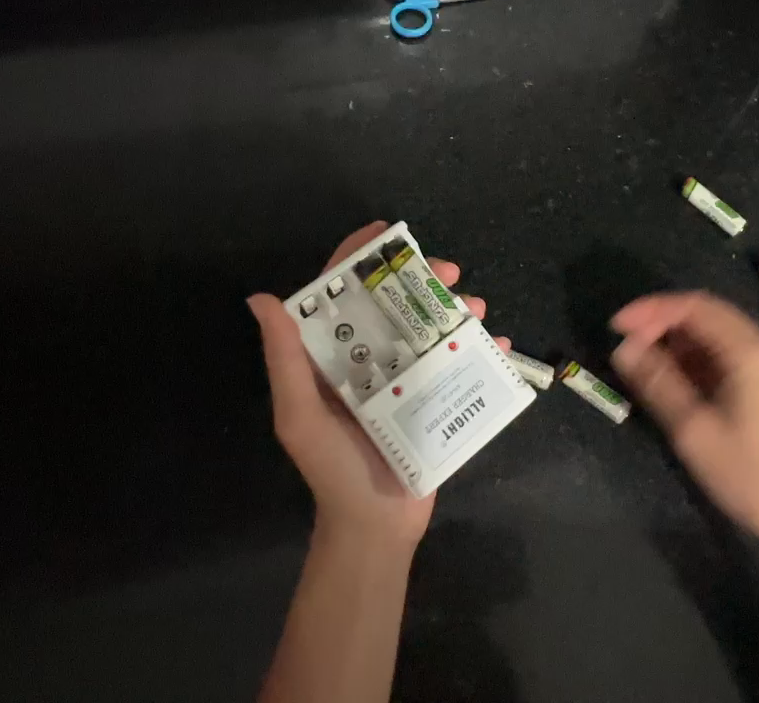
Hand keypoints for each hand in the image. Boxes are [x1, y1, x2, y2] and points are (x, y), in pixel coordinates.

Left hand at [249, 222, 503, 551]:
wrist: (375, 526)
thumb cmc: (332, 468)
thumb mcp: (299, 413)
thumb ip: (284, 357)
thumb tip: (260, 297)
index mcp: (332, 356)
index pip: (341, 294)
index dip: (359, 258)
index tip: (387, 232)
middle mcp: (369, 358)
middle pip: (395, 303)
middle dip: (422, 279)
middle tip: (450, 272)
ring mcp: (406, 377)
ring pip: (432, 328)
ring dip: (457, 309)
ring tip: (478, 306)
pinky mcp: (436, 398)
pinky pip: (460, 365)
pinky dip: (481, 348)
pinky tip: (499, 341)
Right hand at [610, 292, 758, 594]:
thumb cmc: (749, 476)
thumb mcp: (693, 430)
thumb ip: (657, 382)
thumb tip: (623, 348)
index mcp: (752, 353)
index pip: (696, 307)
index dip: (652, 309)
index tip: (617, 326)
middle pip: (709, 315)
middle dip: (664, 322)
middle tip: (627, 342)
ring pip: (719, 335)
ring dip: (680, 340)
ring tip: (644, 361)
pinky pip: (730, 356)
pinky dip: (698, 358)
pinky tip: (676, 377)